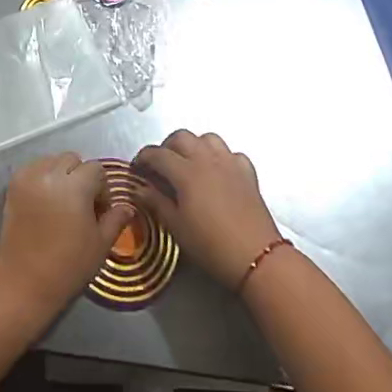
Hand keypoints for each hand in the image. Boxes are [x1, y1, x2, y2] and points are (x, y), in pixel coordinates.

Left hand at [0, 153, 133, 309]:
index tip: (99, 212)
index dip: (102, 189)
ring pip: (52, 161)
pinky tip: (44, 198)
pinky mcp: (14, 187)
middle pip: (73, 160)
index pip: (96, 170)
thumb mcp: (101, 244)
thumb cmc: (68, 266)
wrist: (23, 284)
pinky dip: (41, 176)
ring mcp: (30, 179)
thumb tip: (127, 208)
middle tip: (81, 205)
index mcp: (76, 185)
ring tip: (61, 200)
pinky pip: (33, 168)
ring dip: (61, 174)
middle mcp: (52, 174)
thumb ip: (116, 220)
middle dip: (81, 177)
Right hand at [132, 130, 282, 290]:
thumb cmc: (210, 245)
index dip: (143, 157)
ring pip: (207, 138)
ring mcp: (230, 161)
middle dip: (167, 146)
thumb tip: (139, 188)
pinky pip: (229, 152)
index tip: (136, 167)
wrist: (254, 254)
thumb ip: (157, 202)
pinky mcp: (247, 170)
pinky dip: (219, 157)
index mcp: (187, 172)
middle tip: (160, 165)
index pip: (158, 154)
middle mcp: (208, 158)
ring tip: (187, 164)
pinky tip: (216, 172)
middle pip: (182, 137)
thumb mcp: (177, 227)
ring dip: (193, 145)